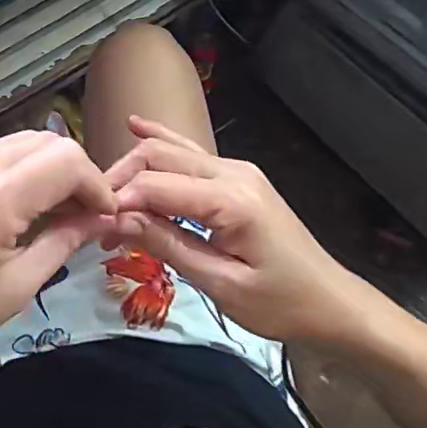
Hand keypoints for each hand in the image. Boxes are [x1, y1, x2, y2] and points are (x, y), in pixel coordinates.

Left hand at [0, 131, 117, 385]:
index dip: (96, 183)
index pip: (65, 160)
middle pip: (49, 141)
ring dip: (53, 167)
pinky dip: (27, 168)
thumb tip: (106, 217)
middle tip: (88, 214)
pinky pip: (2, 152)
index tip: (106, 216)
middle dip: (78, 172)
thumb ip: (66, 240)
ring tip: (63, 210)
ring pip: (26, 141)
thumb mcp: (18, 286)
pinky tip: (31, 203)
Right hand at [104, 116, 396, 343]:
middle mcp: (232, 172)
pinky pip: (190, 152)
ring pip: (171, 150)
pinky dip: (161, 139)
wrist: (331, 303)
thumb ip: (167, 244)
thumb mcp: (221, 285)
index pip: (156, 184)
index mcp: (231, 201)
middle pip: (159, 156)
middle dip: (120, 178)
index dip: (120, 200)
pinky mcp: (236, 177)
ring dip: (135, 167)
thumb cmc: (280, 304)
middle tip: (94, 214)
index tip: (94, 225)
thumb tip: (117, 218)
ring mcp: (236, 170)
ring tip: (104, 191)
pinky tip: (134, 123)